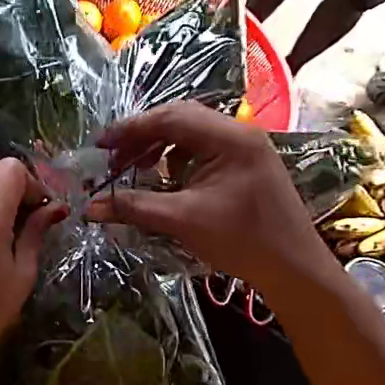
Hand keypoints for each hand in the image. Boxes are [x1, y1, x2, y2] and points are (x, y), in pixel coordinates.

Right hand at [87, 102, 327, 291]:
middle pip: (181, 118)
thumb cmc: (243, 241)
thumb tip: (90, 207)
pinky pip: (204, 148)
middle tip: (113, 157)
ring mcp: (245, 146)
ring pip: (192, 133)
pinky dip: (178, 158)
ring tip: (134, 168)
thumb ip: (135, 208)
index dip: (131, 129)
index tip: (101, 145)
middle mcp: (239, 132)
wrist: (295, 267)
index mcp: (228, 137)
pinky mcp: (247, 162)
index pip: (170, 117)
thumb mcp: (183, 221)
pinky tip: (164, 177)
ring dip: (160, 146)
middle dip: (143, 136)